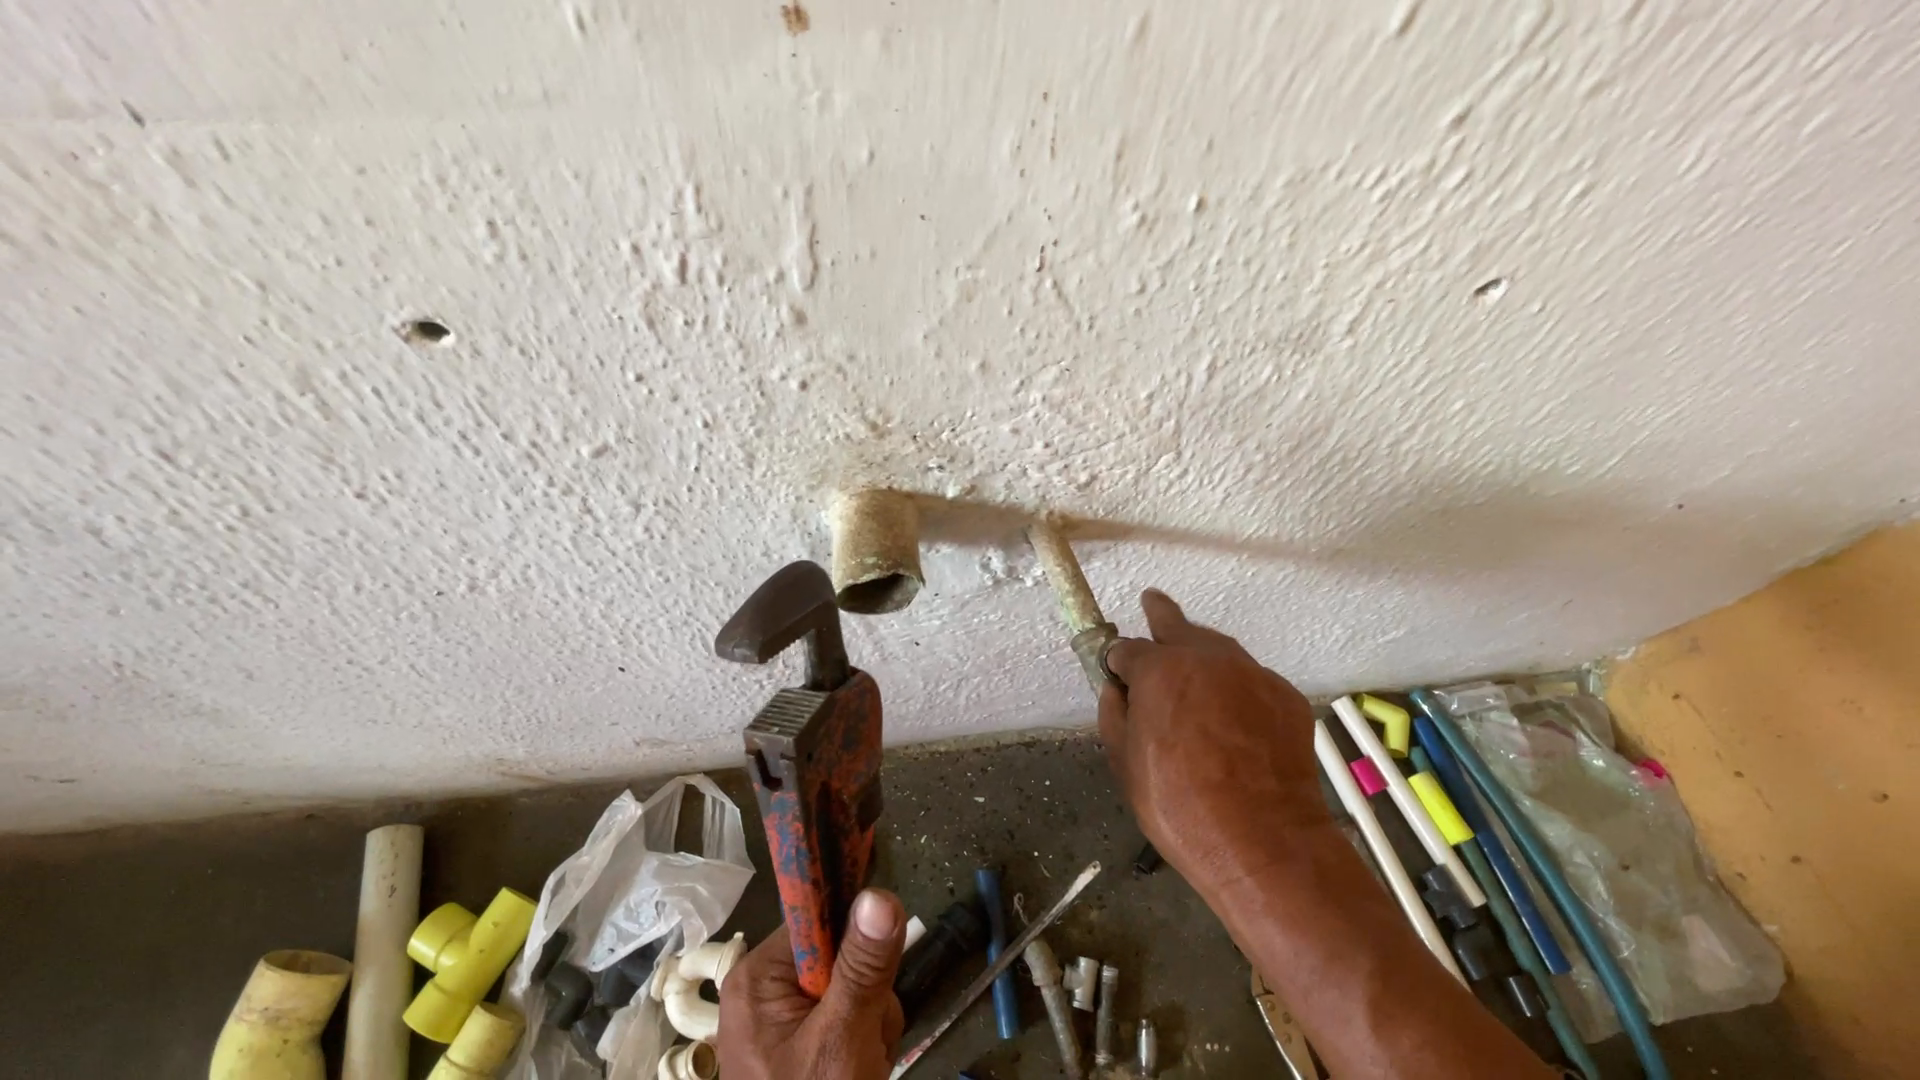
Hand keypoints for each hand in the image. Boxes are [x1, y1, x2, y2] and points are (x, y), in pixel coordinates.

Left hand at [717, 889, 907, 1079]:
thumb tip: (879, 894)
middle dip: (868, 996)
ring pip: (854, 987)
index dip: (854, 941)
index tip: (876, 971)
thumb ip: (862, 969)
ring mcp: (783, 1017)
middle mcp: (764, 988)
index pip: (818, 920)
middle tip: (865, 1039)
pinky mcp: (800, 1039)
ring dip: (872, 1023)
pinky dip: (864, 1040)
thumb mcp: (841, 1040)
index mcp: (757, 977)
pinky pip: (848, 1015)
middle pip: (841, 955)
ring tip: (862, 1064)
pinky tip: (860, 1067)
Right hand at [1100, 589, 1327, 894]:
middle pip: (1179, 626)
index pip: (1128, 650)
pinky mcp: (1286, 697)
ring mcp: (1253, 674)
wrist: (1262, 840)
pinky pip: (1251, 683)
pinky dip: (1237, 690)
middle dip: (1161, 615)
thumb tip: (1116, 690)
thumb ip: (1115, 717)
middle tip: (1152, 602)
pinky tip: (1233, 719)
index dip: (1118, 662)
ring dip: (1202, 654)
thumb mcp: (1125, 764)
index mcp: (1160, 670)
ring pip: (1221, 651)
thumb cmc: (1178, 804)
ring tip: (1193, 666)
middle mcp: (1207, 659)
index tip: (1115, 672)